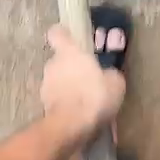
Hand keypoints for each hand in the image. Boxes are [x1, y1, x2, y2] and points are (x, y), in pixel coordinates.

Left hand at [40, 25, 126, 146]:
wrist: (71, 125)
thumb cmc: (94, 95)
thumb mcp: (115, 83)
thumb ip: (109, 74)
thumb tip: (107, 75)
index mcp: (69, 52)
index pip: (57, 33)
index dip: (63, 35)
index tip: (71, 40)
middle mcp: (53, 64)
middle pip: (60, 60)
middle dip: (71, 68)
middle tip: (88, 79)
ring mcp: (45, 85)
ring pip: (57, 81)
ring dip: (68, 87)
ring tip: (85, 102)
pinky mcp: (44, 105)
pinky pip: (56, 99)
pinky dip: (65, 104)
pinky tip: (79, 115)